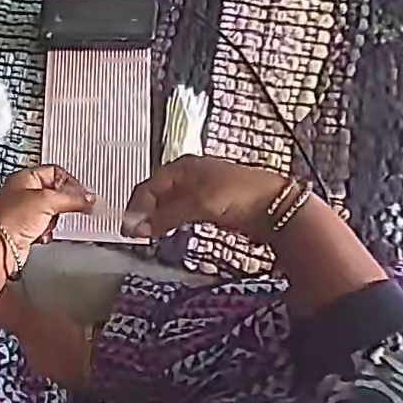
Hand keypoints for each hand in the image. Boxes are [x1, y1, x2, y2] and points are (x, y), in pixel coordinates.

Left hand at [0, 165, 95, 248]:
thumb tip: (88, 198)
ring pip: (51, 212)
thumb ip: (72, 198)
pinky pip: (45, 227)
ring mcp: (23, 211)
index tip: (82, 194)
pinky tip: (41, 234)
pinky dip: (46, 231)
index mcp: (24, 178)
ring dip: (53, 220)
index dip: (70, 182)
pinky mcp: (25, 228)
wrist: (1, 247)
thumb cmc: (12, 219)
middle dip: (62, 205)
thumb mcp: (48, 201)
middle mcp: (22, 193)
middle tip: (70, 209)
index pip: (55, 172)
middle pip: (54, 193)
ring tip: (48, 223)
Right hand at [122, 155, 287, 239]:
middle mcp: (186, 176)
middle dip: (142, 214)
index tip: (128, 230)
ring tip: (147, 235)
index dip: (135, 208)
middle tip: (135, 234)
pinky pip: (179, 212)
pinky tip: (167, 231)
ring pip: (165, 205)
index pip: (147, 188)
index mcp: (181, 167)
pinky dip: (169, 222)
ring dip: (154, 219)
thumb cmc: (236, 194)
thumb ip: (165, 216)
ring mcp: (197, 189)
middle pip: (154, 195)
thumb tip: (137, 229)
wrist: (274, 204)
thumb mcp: (196, 203)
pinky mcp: (207, 204)